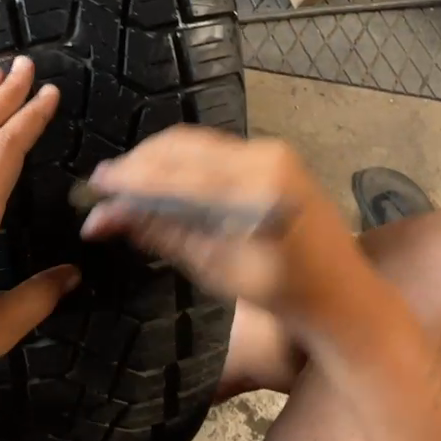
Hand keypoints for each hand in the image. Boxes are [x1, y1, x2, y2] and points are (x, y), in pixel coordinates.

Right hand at [80, 127, 383, 338]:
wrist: (346, 297)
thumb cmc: (285, 297)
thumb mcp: (216, 269)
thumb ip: (161, 234)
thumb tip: (102, 218)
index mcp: (256, 188)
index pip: (177, 174)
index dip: (130, 179)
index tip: (94, 187)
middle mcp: (264, 155)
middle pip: (182, 147)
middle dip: (138, 164)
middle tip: (103, 187)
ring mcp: (270, 150)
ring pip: (194, 143)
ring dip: (156, 160)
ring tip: (124, 183)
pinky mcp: (271, 154)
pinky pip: (212, 149)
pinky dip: (180, 161)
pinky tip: (161, 180)